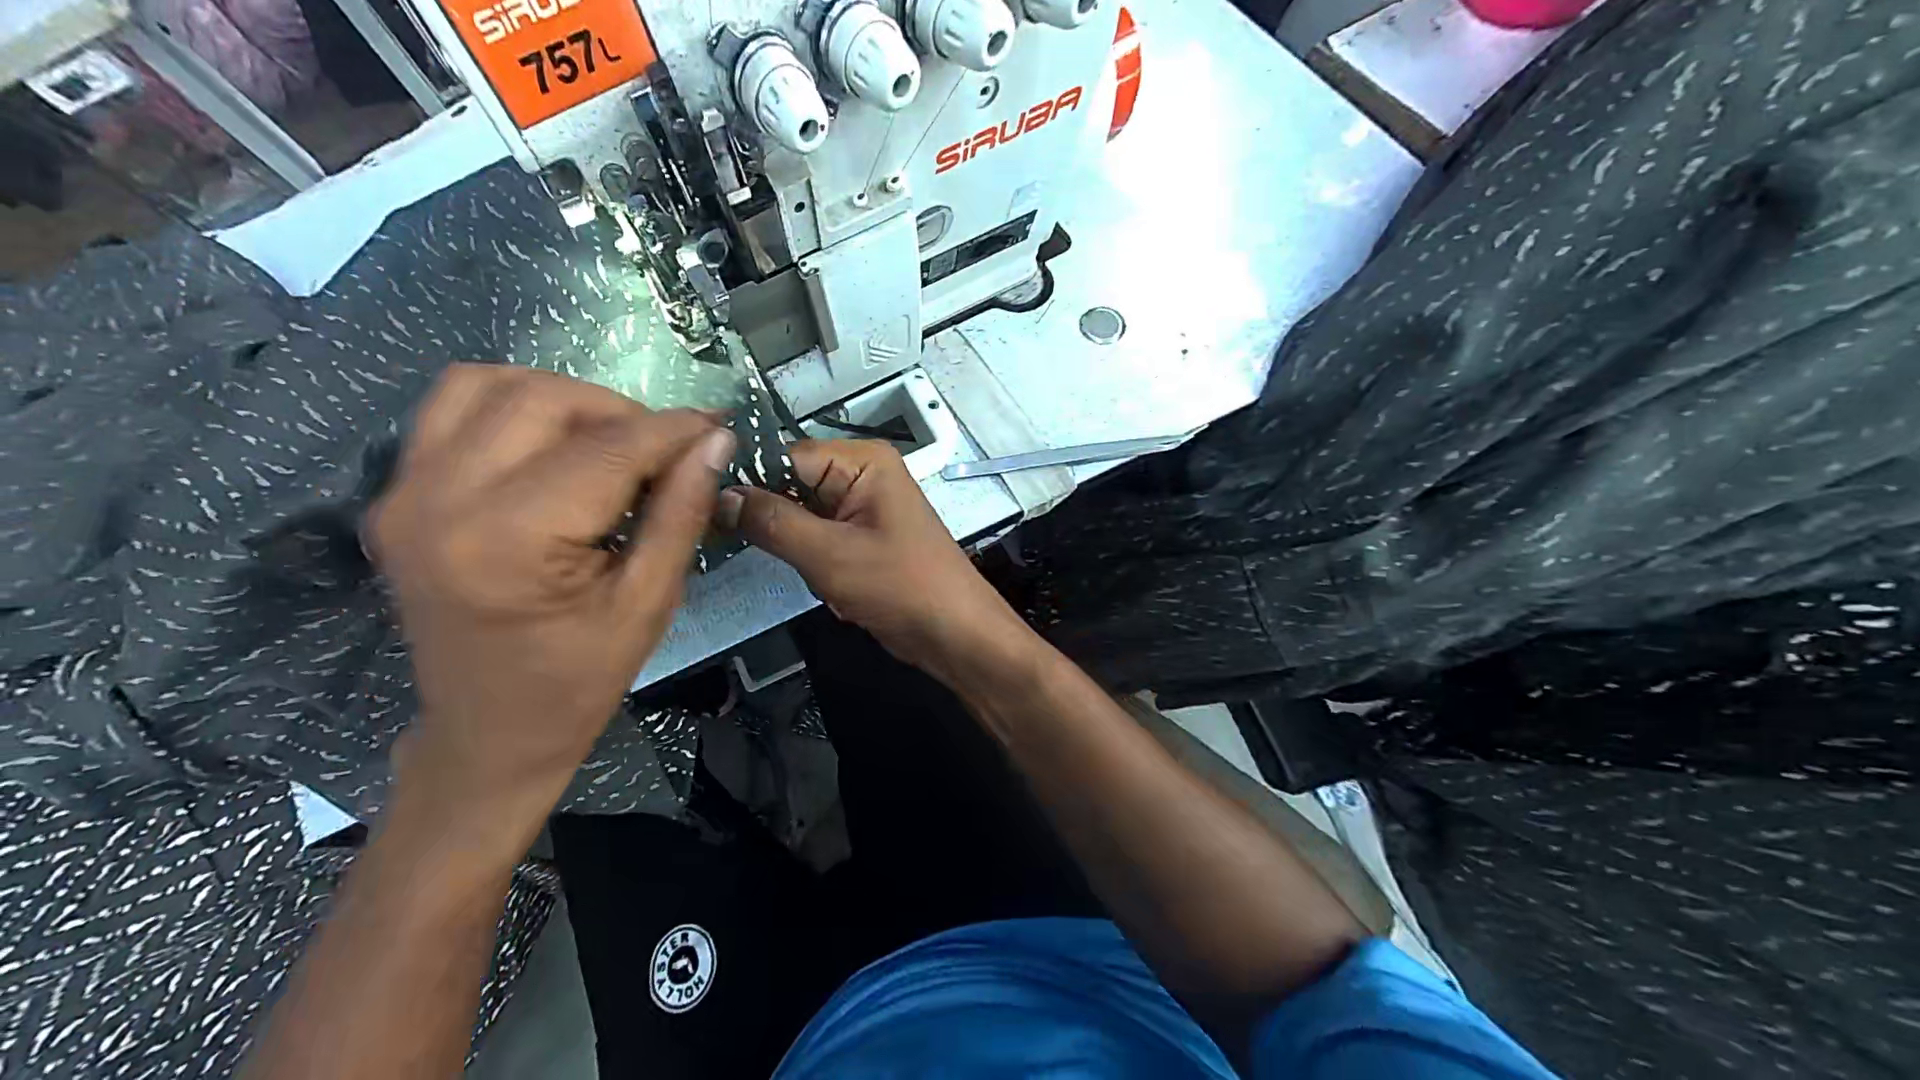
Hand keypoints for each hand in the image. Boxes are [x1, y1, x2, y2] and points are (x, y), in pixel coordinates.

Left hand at [367, 365, 733, 856]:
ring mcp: (404, 493)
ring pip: (488, 385)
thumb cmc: (579, 681)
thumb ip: (680, 512)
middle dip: (621, 412)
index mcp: (509, 541)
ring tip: (611, 442)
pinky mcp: (396, 494)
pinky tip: (554, 446)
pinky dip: (512, 406)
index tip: (717, 426)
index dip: (671, 430)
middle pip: (542, 400)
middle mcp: (440, 500)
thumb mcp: (649, 602)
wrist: (488, 732)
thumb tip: (715, 440)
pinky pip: (451, 409)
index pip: (606, 449)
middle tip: (666, 450)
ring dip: (565, 400)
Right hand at [716, 439, 1035, 687]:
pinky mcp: (860, 539)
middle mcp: (860, 475)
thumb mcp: (830, 554)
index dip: (744, 479)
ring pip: (799, 516)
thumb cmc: (901, 586)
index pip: (784, 455)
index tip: (700, 506)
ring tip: (811, 572)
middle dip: (773, 520)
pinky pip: (816, 539)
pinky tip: (829, 585)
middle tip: (739, 547)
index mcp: (862, 461)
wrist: (955, 634)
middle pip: (790, 483)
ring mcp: (860, 508)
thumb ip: (772, 522)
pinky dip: (812, 562)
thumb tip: (719, 495)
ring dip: (794, 547)